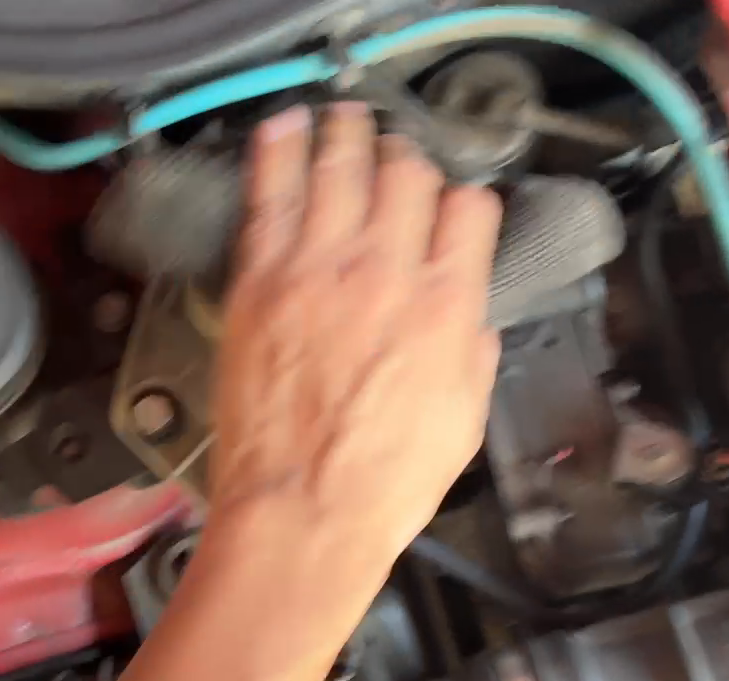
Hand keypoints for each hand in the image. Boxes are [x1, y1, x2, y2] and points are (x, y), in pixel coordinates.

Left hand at [207, 102, 501, 571]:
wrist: (301, 511)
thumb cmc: (379, 484)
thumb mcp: (461, 422)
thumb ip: (469, 353)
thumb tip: (467, 320)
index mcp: (446, 304)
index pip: (468, 209)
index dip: (458, 203)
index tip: (444, 211)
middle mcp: (386, 272)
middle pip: (404, 173)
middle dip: (402, 160)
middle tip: (389, 159)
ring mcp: (317, 272)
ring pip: (339, 167)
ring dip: (344, 135)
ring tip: (340, 121)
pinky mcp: (259, 287)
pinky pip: (269, 199)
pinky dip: (277, 156)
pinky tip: (282, 131)